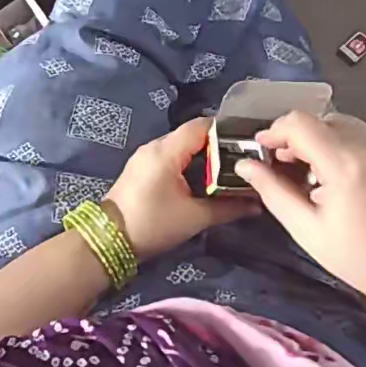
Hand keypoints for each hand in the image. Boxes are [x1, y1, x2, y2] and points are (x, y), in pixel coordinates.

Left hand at [105, 118, 259, 258]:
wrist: (108, 241)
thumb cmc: (153, 225)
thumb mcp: (194, 218)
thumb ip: (228, 208)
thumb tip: (256, 205)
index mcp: (166, 151)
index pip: (201, 126)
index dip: (226, 132)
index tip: (247, 145)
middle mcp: (154, 146)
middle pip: (192, 135)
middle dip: (217, 145)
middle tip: (242, 161)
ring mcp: (144, 157)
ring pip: (180, 146)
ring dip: (202, 155)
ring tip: (226, 170)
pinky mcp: (140, 168)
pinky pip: (169, 157)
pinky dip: (187, 163)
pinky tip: (202, 179)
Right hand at [236, 112, 365, 302]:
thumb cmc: (360, 259)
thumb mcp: (307, 229)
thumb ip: (273, 191)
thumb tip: (245, 165)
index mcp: (344, 164)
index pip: (299, 123)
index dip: (274, 131)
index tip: (260, 150)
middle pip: (318, 119)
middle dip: (293, 137)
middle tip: (280, 166)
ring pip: (338, 123)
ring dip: (315, 138)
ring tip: (305, 172)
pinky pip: (357, 134)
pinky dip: (336, 144)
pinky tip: (331, 175)